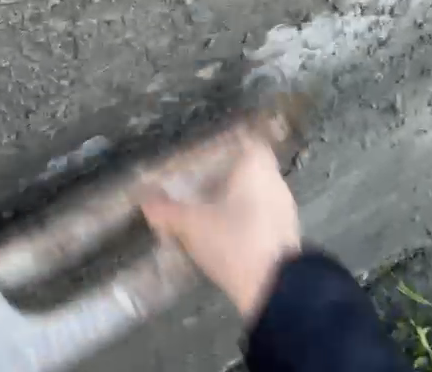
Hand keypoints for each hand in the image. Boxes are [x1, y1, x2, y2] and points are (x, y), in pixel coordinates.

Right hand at [140, 133, 301, 321]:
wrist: (276, 292)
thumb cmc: (234, 241)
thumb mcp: (191, 225)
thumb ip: (166, 210)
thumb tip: (143, 200)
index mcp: (256, 167)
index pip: (248, 140)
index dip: (229, 141)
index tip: (209, 147)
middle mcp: (275, 181)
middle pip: (252, 167)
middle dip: (229, 173)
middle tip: (202, 178)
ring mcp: (285, 211)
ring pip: (259, 193)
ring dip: (239, 198)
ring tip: (211, 206)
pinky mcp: (288, 238)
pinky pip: (264, 217)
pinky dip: (247, 220)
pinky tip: (227, 232)